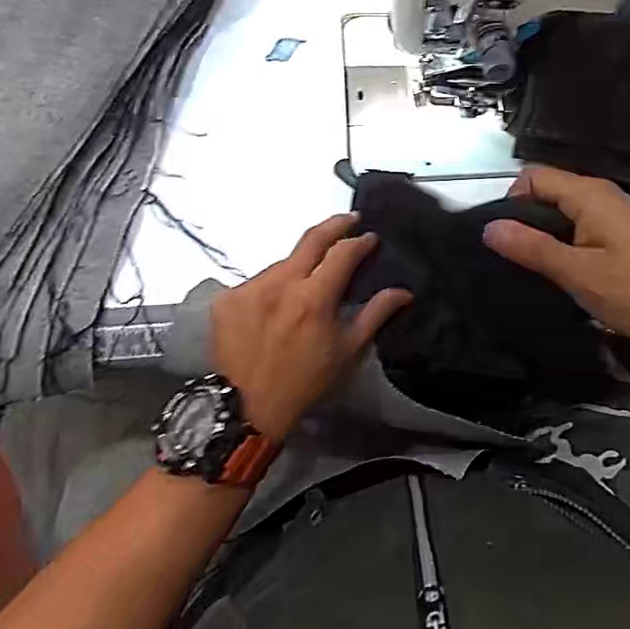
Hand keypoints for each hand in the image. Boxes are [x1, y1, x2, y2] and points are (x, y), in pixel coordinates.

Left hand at [211, 215, 411, 438]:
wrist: (247, 407)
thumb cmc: (303, 383)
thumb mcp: (346, 351)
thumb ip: (375, 314)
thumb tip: (401, 292)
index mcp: (313, 298)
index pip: (342, 252)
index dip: (359, 241)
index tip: (368, 238)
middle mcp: (280, 284)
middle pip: (311, 238)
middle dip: (335, 224)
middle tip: (349, 221)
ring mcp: (250, 288)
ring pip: (283, 262)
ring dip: (299, 267)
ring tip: (306, 287)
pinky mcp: (228, 298)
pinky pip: (257, 280)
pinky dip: (271, 287)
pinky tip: (275, 307)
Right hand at [482, 164, 629, 352]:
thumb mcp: (577, 273)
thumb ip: (531, 247)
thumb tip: (489, 228)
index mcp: (588, 194)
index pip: (531, 177)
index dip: (511, 201)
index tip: (507, 238)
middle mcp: (603, 195)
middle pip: (547, 192)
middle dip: (527, 219)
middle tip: (521, 258)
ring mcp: (618, 215)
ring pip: (565, 212)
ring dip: (548, 235)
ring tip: (545, 269)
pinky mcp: (627, 236)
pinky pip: (583, 227)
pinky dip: (569, 244)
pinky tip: (573, 274)